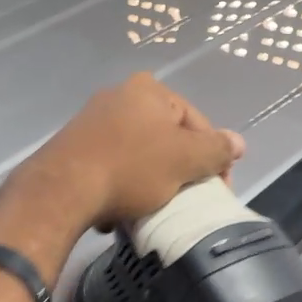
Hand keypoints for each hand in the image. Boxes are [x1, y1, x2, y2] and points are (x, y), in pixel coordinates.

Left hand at [0, 73, 243, 280]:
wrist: (62, 190)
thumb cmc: (131, 168)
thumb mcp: (184, 160)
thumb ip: (215, 150)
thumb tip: (238, 143)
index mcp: (149, 90)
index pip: (196, 122)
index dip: (212, 158)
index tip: (217, 191)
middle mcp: (118, 96)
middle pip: (165, 139)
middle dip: (178, 172)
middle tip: (185, 202)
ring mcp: (91, 123)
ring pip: (137, 157)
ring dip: (149, 184)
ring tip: (151, 211)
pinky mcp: (72, 150)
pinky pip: (110, 170)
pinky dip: (120, 189)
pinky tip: (119, 212)